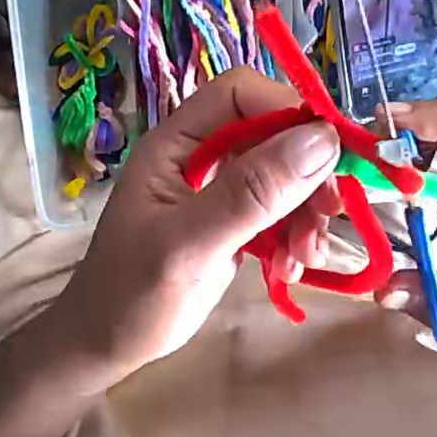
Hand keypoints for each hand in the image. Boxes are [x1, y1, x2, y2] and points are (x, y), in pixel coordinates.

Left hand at [48, 68, 342, 372]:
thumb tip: (320, 139)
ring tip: (305, 256)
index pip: (240, 93)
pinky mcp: (234, 222)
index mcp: (177, 143)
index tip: (330, 151)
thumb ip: (250, 193)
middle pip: (272, 134)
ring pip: (284, 175)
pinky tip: (291, 269)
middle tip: (328, 214)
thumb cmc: (131, 294)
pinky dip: (295, 235)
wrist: (107, 343)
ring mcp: (218, 189)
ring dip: (306, 211)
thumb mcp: (189, 244)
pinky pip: (280, 212)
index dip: (287, 108)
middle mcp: (201, 156)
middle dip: (307, 172)